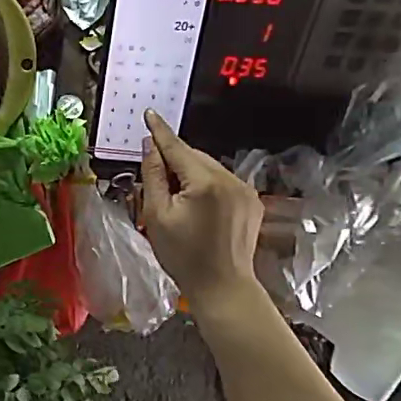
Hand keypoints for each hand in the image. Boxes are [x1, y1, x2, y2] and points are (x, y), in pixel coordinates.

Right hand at [140, 109, 266, 305]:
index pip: (178, 148)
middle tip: (152, 174)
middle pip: (194, 157)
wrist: (222, 286)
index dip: (161, 131)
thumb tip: (150, 146)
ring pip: (208, 168)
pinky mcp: (250, 202)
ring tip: (172, 195)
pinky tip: (193, 203)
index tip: (150, 114)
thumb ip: (153, 176)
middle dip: (173, 159)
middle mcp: (230, 179)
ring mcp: (244, 191)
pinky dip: (204, 184)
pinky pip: (221, 182)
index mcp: (206, 182)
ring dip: (188, 173)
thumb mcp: (157, 215)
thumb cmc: (183, 255)